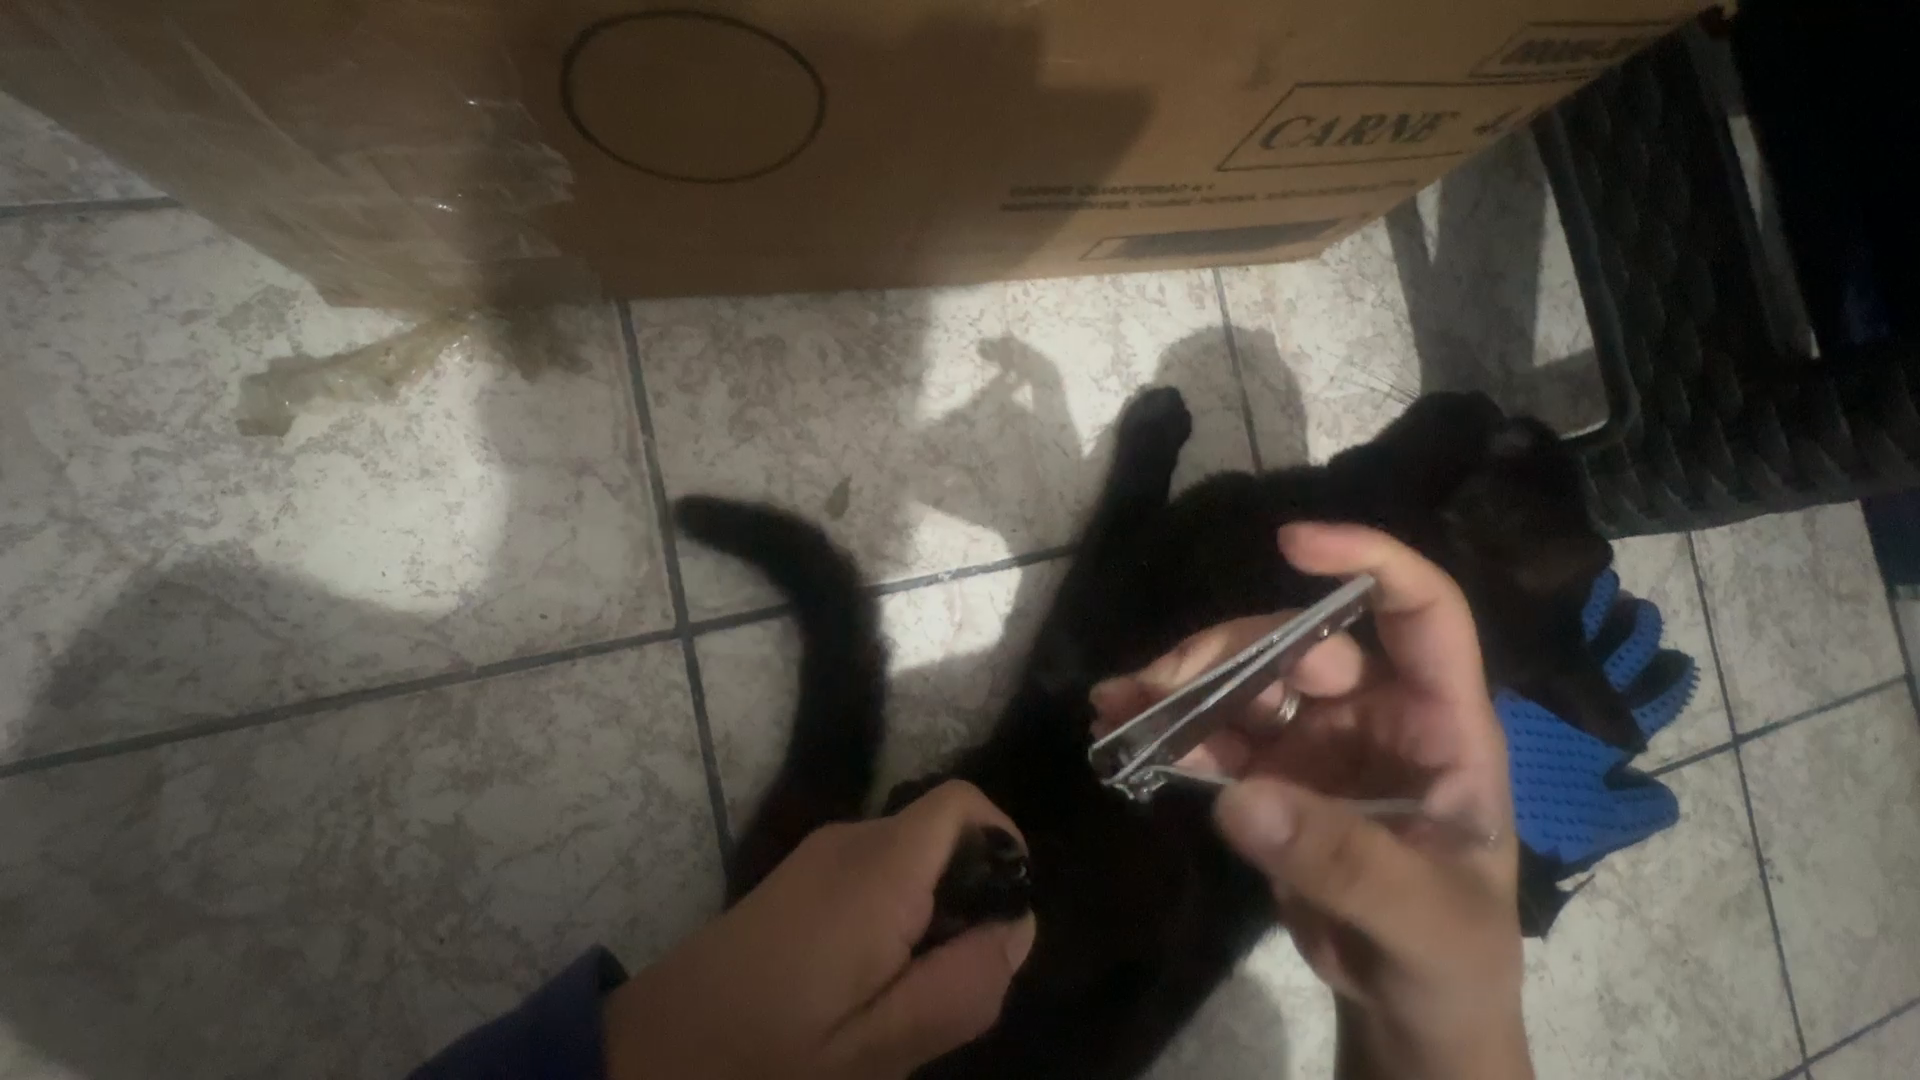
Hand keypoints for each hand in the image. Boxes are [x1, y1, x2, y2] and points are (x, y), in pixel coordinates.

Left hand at [604, 782, 1037, 1079]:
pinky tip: (867, 985)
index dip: (1004, 842)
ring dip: (933, 913)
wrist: (649, 1055)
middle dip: (970, 896)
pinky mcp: (800, 877)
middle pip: (942, 833)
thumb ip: (962, 985)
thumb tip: (1019, 926)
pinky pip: (876, 874)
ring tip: (906, 997)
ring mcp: (820, 855)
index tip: (1007, 916)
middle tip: (952, 982)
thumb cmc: (768, 1055)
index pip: (962, 802)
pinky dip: (897, 915)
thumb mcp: (879, 1048)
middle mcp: (851, 841)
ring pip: (912, 858)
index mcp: (879, 868)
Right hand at [1089, 524, 1530, 1079]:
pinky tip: (1126, 732)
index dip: (1369, 562)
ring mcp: (1317, 739)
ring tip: (1117, 702)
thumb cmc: (1449, 958)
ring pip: (1245, 681)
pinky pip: (1216, 734)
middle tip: (1158, 684)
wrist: (1405, 1003)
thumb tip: (1241, 799)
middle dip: (1226, 653)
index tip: (1290, 543)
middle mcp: (1374, 713)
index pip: (1420, 613)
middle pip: (1297, 643)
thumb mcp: (1421, 920)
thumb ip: (1343, 862)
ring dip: (1181, 686)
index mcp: (1439, 722)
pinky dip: (1171, 730)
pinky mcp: (1272, 772)